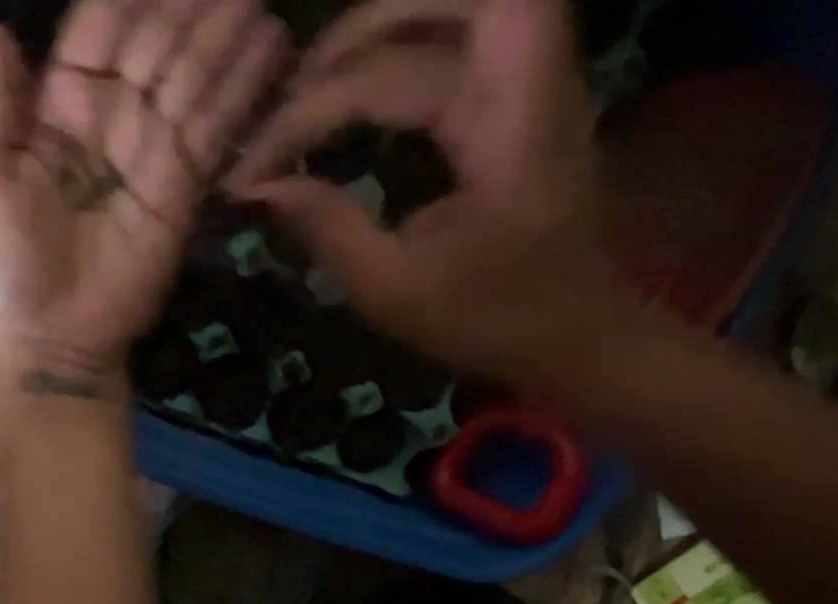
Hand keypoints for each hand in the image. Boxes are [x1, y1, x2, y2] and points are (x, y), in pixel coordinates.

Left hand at [0, 2, 288, 398]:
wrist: (50, 337)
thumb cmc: (3, 262)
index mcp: (55, 108)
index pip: (98, 32)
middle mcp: (108, 119)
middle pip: (153, 45)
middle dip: (190, 9)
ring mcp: (149, 152)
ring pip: (190, 77)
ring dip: (224, 36)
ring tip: (256, 1)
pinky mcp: (182, 188)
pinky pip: (212, 127)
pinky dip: (241, 88)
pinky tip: (270, 44)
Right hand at [227, 0, 641, 385]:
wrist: (580, 336)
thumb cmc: (490, 321)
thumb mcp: (395, 291)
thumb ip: (327, 229)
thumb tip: (257, 188)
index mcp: (508, 130)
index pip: (395, 78)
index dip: (315, 111)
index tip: (257, 168)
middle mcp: (532, 82)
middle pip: (458, 0)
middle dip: (362, 29)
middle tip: (297, 86)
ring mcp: (535, 83)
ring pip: (464, 8)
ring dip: (386, 28)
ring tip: (320, 80)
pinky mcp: (523, 99)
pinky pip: (466, 41)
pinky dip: (408, 50)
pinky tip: (364, 89)